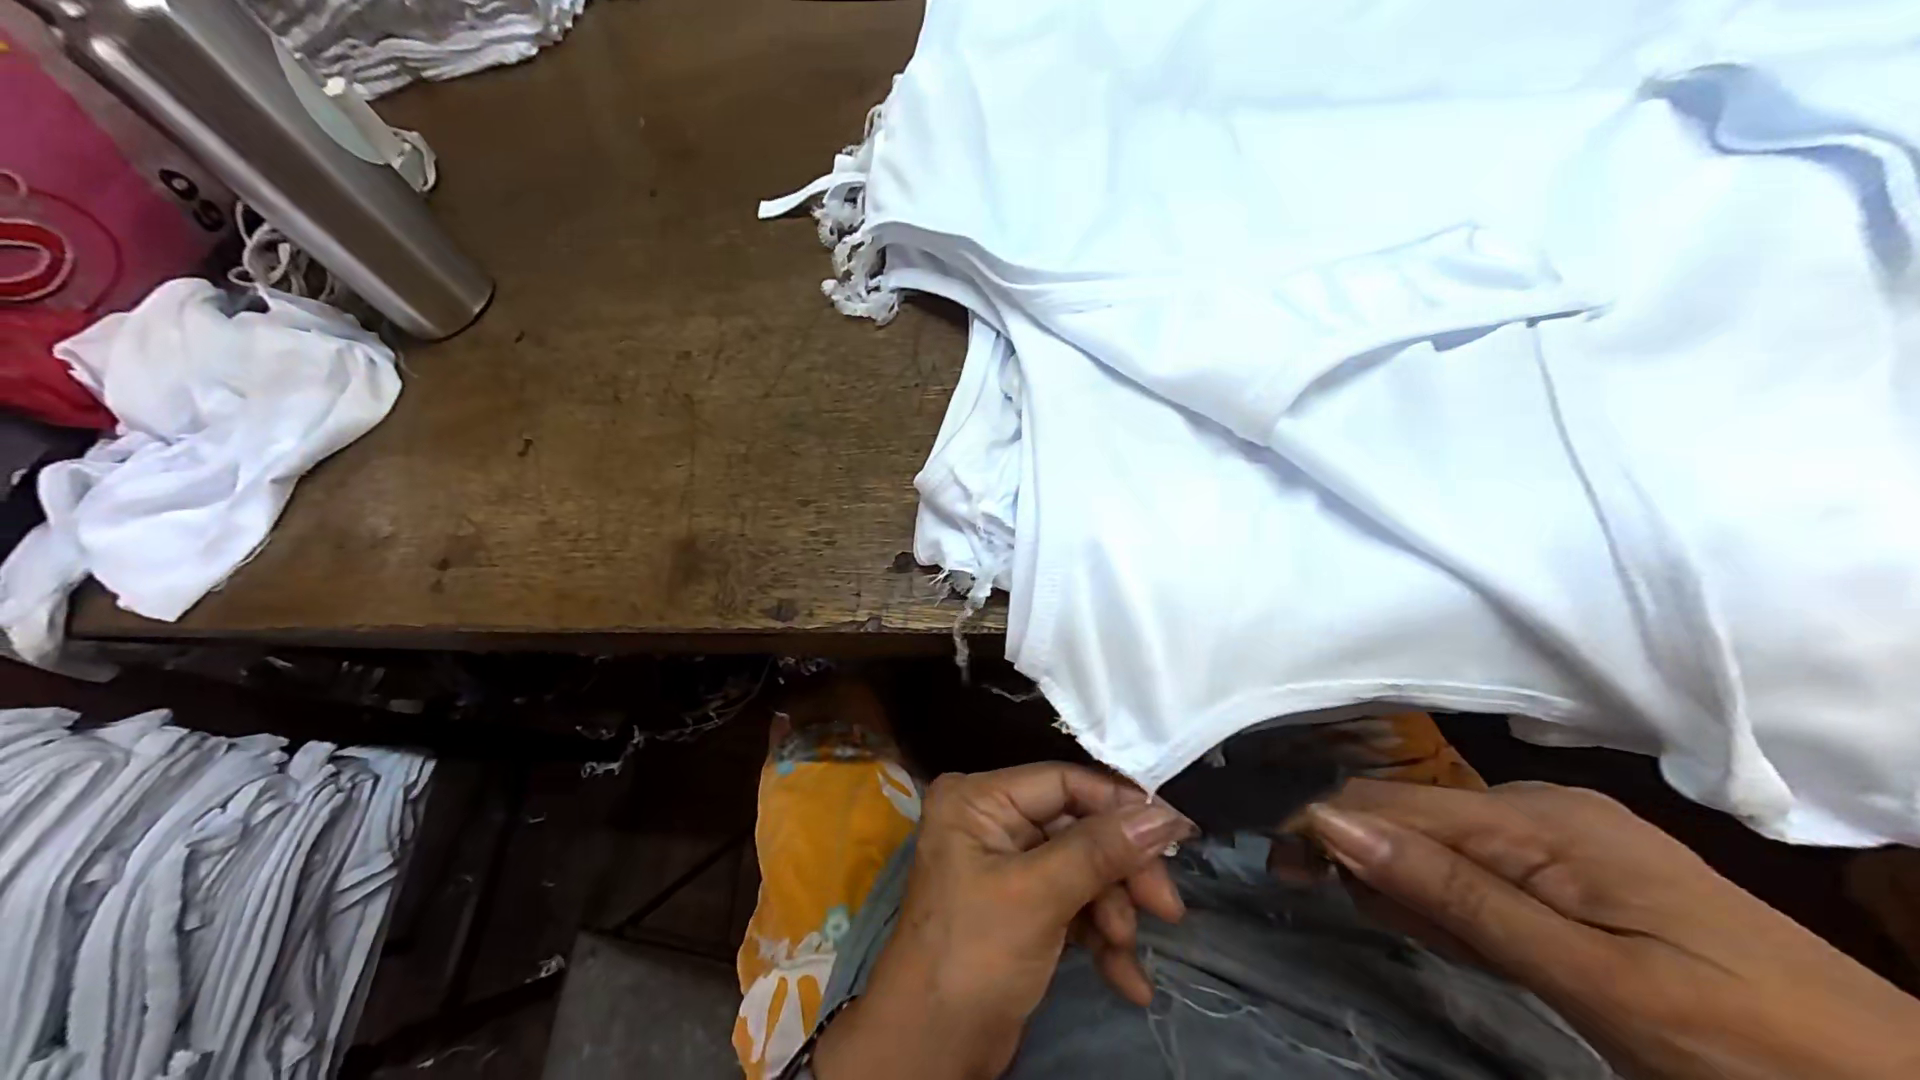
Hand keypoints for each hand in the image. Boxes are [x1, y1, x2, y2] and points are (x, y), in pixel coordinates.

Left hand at [814, 764, 1193, 1079]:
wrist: (930, 1050)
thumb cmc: (974, 956)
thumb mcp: (1039, 896)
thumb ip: (1101, 850)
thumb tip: (1163, 813)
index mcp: (978, 798)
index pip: (1063, 781)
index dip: (1120, 804)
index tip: (1174, 832)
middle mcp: (990, 820)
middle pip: (1078, 827)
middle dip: (1121, 870)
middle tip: (1166, 907)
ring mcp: (1006, 864)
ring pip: (1081, 868)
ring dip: (1113, 910)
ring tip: (1128, 949)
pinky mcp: (1020, 905)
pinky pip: (1071, 902)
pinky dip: (1099, 936)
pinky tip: (1128, 979)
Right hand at [1305, 779, 1919, 1079]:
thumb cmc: (1751, 1045)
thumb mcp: (1594, 982)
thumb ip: (1456, 896)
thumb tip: (1335, 824)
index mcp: (1542, 819)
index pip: (1392, 802)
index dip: (1324, 827)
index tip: (1276, 870)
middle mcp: (1542, 807)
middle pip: (1411, 818)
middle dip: (1373, 866)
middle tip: (1378, 930)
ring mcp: (1564, 835)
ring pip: (1440, 845)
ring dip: (1417, 892)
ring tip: (1449, 949)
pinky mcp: (1578, 868)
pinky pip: (1480, 867)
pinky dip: (1456, 903)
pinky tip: (1476, 939)